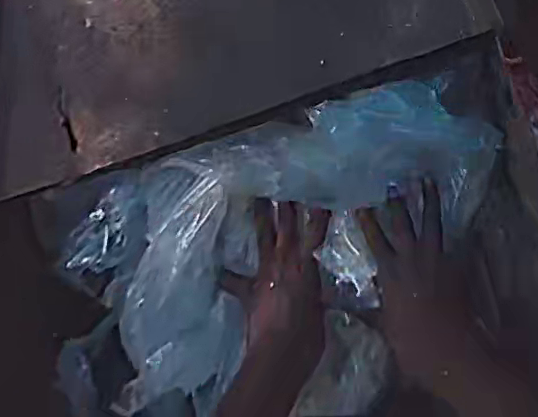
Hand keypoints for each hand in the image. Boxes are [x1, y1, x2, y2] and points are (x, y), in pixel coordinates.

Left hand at [217, 200, 330, 416]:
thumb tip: (317, 288)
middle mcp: (284, 261)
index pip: (315, 231)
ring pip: (263, 236)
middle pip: (286, 224)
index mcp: (305, 264)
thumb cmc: (307, 337)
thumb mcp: (320, 311)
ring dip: (261, 217)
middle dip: (285, 203)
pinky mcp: (248, 291)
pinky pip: (234, 279)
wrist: (277, 356)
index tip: (318, 194)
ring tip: (257, 198)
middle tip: (281, 180)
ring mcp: (264, 273)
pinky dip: (226, 273)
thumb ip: (317, 292)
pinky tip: (217, 267)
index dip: (318, 212)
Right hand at [358, 180, 537, 415]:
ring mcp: (435, 258)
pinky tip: (451, 213)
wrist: (452, 351)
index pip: (374, 238)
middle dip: (396, 200)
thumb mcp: (385, 328)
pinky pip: (451, 238)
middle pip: (402, 221)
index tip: (361, 202)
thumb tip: (339, 303)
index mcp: (391, 272)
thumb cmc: (414, 344)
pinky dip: (450, 224)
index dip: (367, 219)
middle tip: (392, 180)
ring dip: (428, 198)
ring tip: (427, 179)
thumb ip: (367, 311)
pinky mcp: (454, 264)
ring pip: (430, 220)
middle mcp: (411, 258)